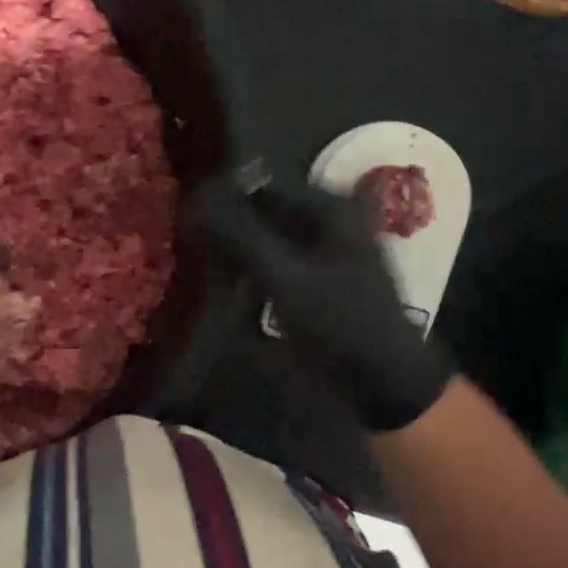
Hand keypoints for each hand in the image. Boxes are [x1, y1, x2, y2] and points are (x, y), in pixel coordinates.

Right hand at [193, 174, 452, 430]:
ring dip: (238, 252)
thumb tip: (193, 201)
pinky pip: (278, 265)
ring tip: (204, 267)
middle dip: (228, 227)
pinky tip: (230, 289)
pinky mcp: (322, 282)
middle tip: (189, 243)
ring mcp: (330, 252)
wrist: (382, 380)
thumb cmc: (337, 323)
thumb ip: (239, 235)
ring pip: (269, 240)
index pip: (262, 187)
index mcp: (331, 208)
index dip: (221, 198)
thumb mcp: (284, 276)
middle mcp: (333, 221)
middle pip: (266, 213)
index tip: (184, 216)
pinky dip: (254, 272)